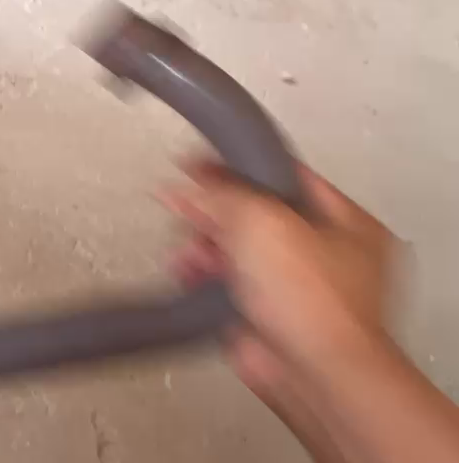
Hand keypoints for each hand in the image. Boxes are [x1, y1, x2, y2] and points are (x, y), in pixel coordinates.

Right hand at [162, 162, 400, 400]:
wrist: (306, 365)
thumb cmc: (307, 295)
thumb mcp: (260, 216)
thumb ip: (224, 188)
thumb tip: (196, 176)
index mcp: (346, 224)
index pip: (284, 174)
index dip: (236, 164)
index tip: (196, 162)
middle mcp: (325, 250)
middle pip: (250, 209)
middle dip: (209, 209)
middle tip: (180, 203)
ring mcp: (295, 279)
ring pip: (230, 241)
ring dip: (198, 241)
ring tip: (187, 251)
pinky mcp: (265, 302)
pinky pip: (220, 271)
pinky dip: (198, 268)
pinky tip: (187, 269)